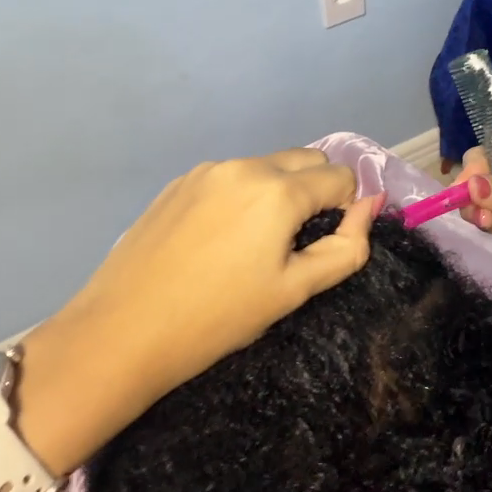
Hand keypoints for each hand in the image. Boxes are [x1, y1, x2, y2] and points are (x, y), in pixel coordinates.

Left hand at [17, 149, 378, 470]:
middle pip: (306, 159)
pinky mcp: (178, 183)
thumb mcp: (292, 291)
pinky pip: (230, 177)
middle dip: (316, 190)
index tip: (322, 245)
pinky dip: (241, 197)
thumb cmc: (216, 319)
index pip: (340, 176)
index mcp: (278, 191)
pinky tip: (216, 242)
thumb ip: (344, 247)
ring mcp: (206, 171)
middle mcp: (245, 166)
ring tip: (251, 246)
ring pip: (266, 166)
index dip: (345, 208)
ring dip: (278, 192)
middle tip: (295, 243)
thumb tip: (369, 207)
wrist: (121, 332)